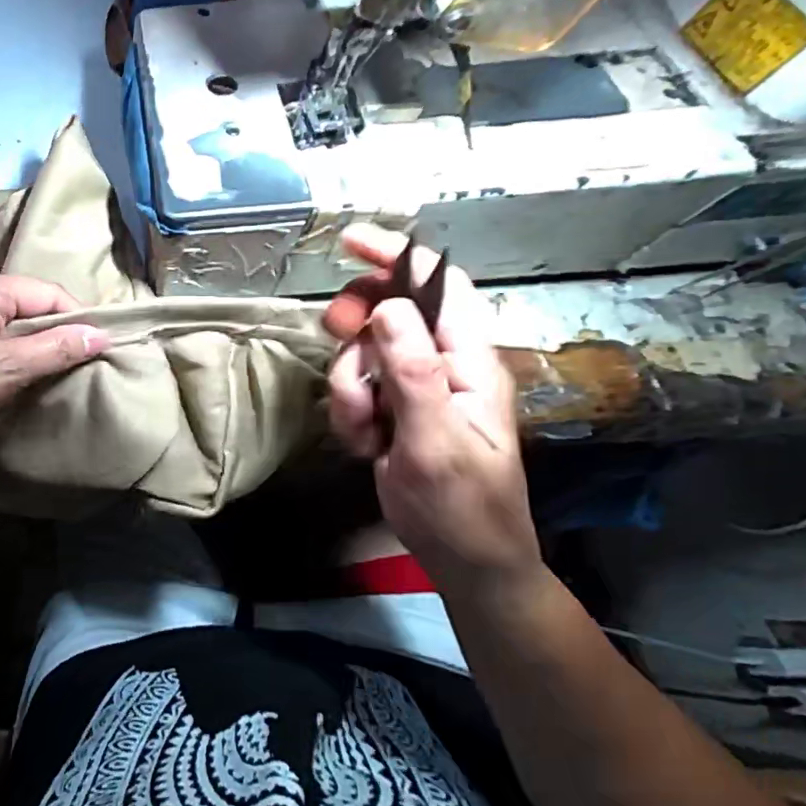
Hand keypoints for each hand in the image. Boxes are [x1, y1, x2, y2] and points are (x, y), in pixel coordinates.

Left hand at [0, 269, 109, 454]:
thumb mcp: (9, 369)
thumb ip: (58, 348)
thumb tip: (102, 335)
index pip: (47, 293)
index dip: (76, 319)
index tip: (98, 348)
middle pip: (27, 300)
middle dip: (53, 328)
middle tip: (76, 359)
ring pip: (8, 314)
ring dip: (30, 337)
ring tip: (50, 364)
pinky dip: (6, 341)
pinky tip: (15, 363)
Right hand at [324, 226, 538, 592]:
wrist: (465, 562)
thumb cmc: (462, 507)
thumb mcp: (436, 441)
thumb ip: (413, 371)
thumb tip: (387, 307)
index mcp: (469, 361)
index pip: (438, 285)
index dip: (397, 256)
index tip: (350, 243)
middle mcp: (443, 364)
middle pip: (391, 313)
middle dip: (357, 328)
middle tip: (336, 339)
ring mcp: (416, 388)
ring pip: (364, 354)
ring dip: (350, 385)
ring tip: (365, 429)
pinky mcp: (394, 412)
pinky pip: (356, 390)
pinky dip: (350, 414)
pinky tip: (367, 445)